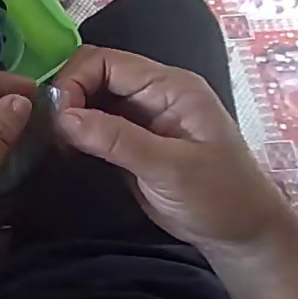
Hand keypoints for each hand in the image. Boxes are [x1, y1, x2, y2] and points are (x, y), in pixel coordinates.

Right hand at [50, 46, 294, 252]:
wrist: (242, 237)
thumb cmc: (219, 198)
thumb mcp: (170, 168)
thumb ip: (116, 140)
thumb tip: (63, 117)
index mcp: (169, 87)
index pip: (106, 61)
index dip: (74, 81)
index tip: (59, 119)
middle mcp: (152, 93)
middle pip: (93, 73)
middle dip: (67, 97)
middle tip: (55, 133)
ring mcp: (141, 116)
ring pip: (89, 97)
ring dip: (68, 115)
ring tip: (60, 144)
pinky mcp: (129, 139)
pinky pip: (93, 122)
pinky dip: (75, 132)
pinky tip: (69, 150)